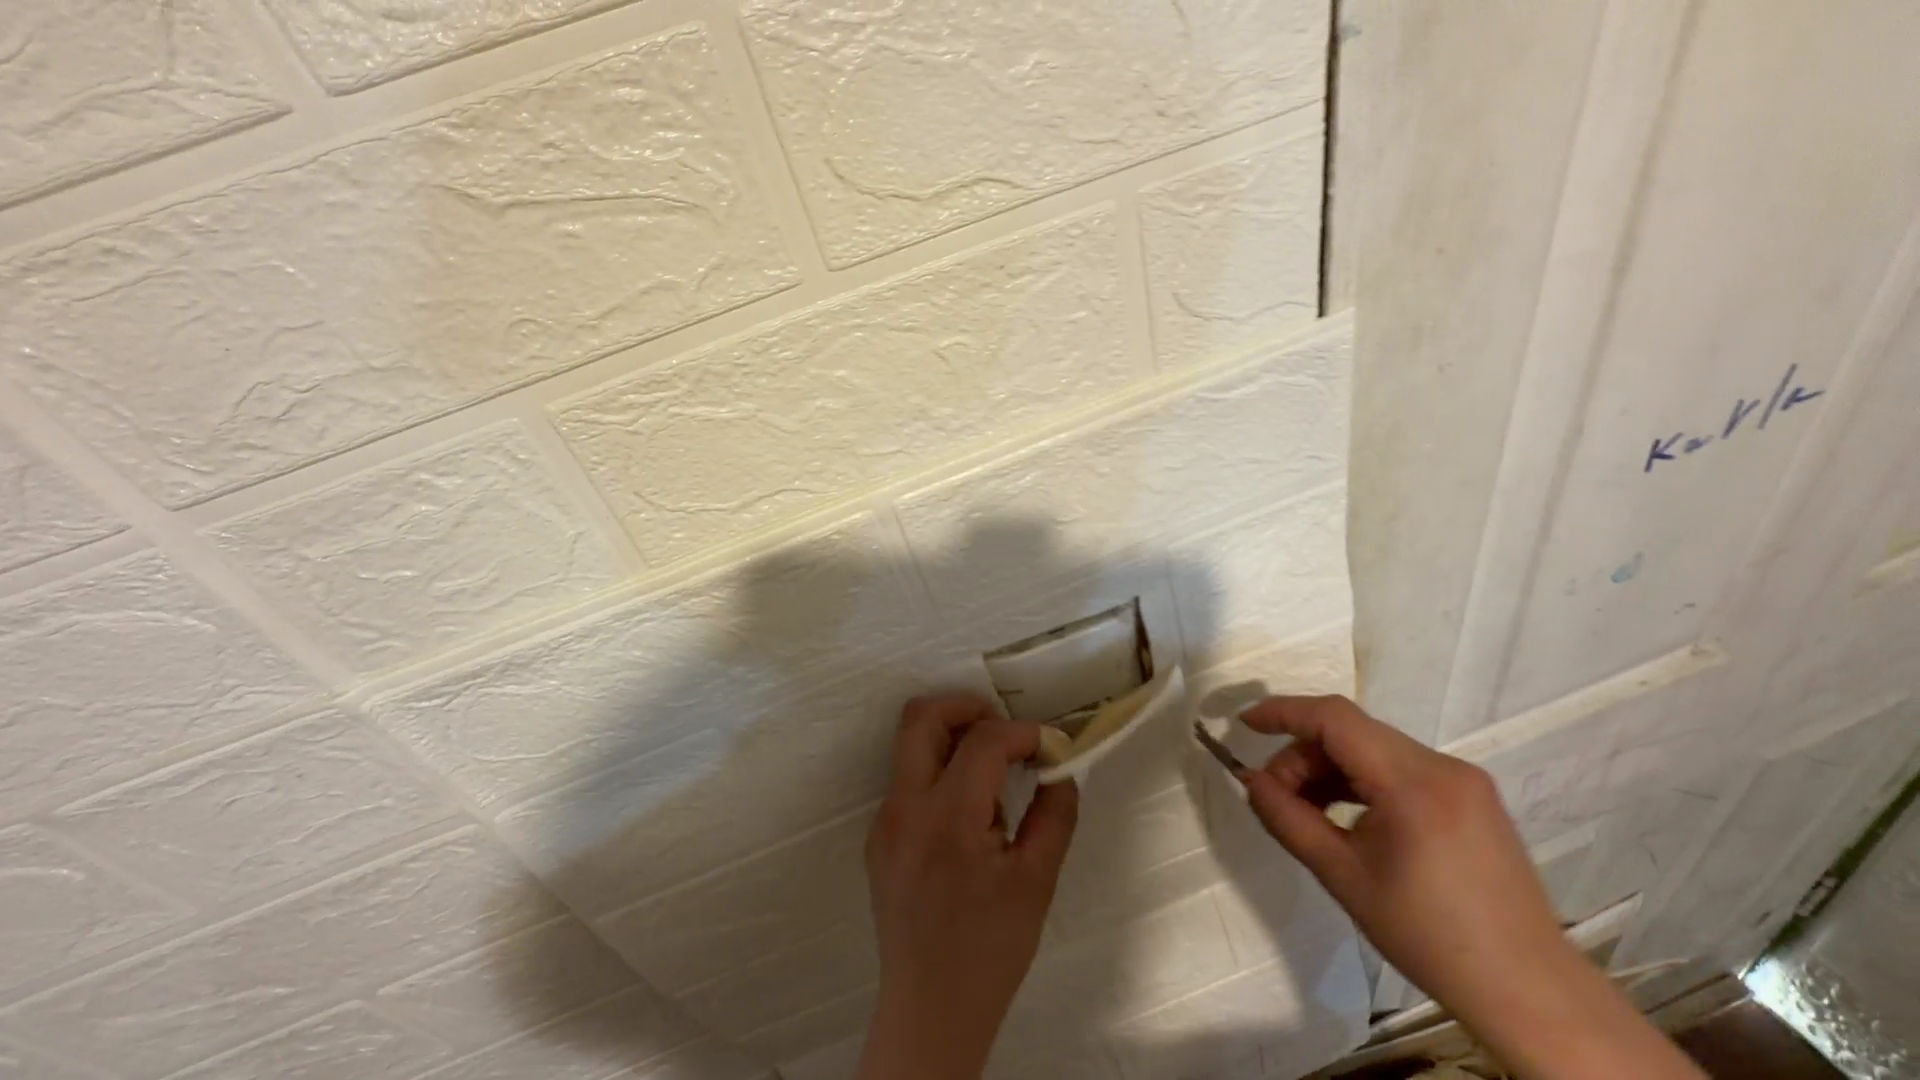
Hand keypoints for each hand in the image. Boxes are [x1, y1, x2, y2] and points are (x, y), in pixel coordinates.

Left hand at [856, 694, 1078, 1079]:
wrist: (931, 1008)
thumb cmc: (991, 949)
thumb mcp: (1038, 880)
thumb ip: (1055, 812)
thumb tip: (1060, 768)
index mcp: (947, 819)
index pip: (983, 740)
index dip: (1024, 732)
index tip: (1052, 749)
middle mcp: (904, 809)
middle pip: (922, 717)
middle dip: (969, 708)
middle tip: (1009, 734)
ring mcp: (884, 822)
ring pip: (910, 745)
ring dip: (954, 738)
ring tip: (996, 771)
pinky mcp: (879, 837)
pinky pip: (908, 781)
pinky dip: (942, 772)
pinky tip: (973, 810)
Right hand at [1234, 695, 1703, 1079]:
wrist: (1524, 985)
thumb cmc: (1427, 935)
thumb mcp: (1342, 876)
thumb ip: (1289, 820)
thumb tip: (1251, 780)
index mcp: (1414, 783)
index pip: (1336, 719)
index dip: (1284, 712)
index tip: (1244, 724)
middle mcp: (1443, 766)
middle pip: (1354, 733)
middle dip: (1303, 754)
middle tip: (1274, 796)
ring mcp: (1464, 780)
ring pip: (1376, 750)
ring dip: (1331, 769)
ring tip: (1304, 811)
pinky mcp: (1472, 798)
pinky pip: (1402, 770)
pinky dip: (1363, 782)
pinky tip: (1345, 817)